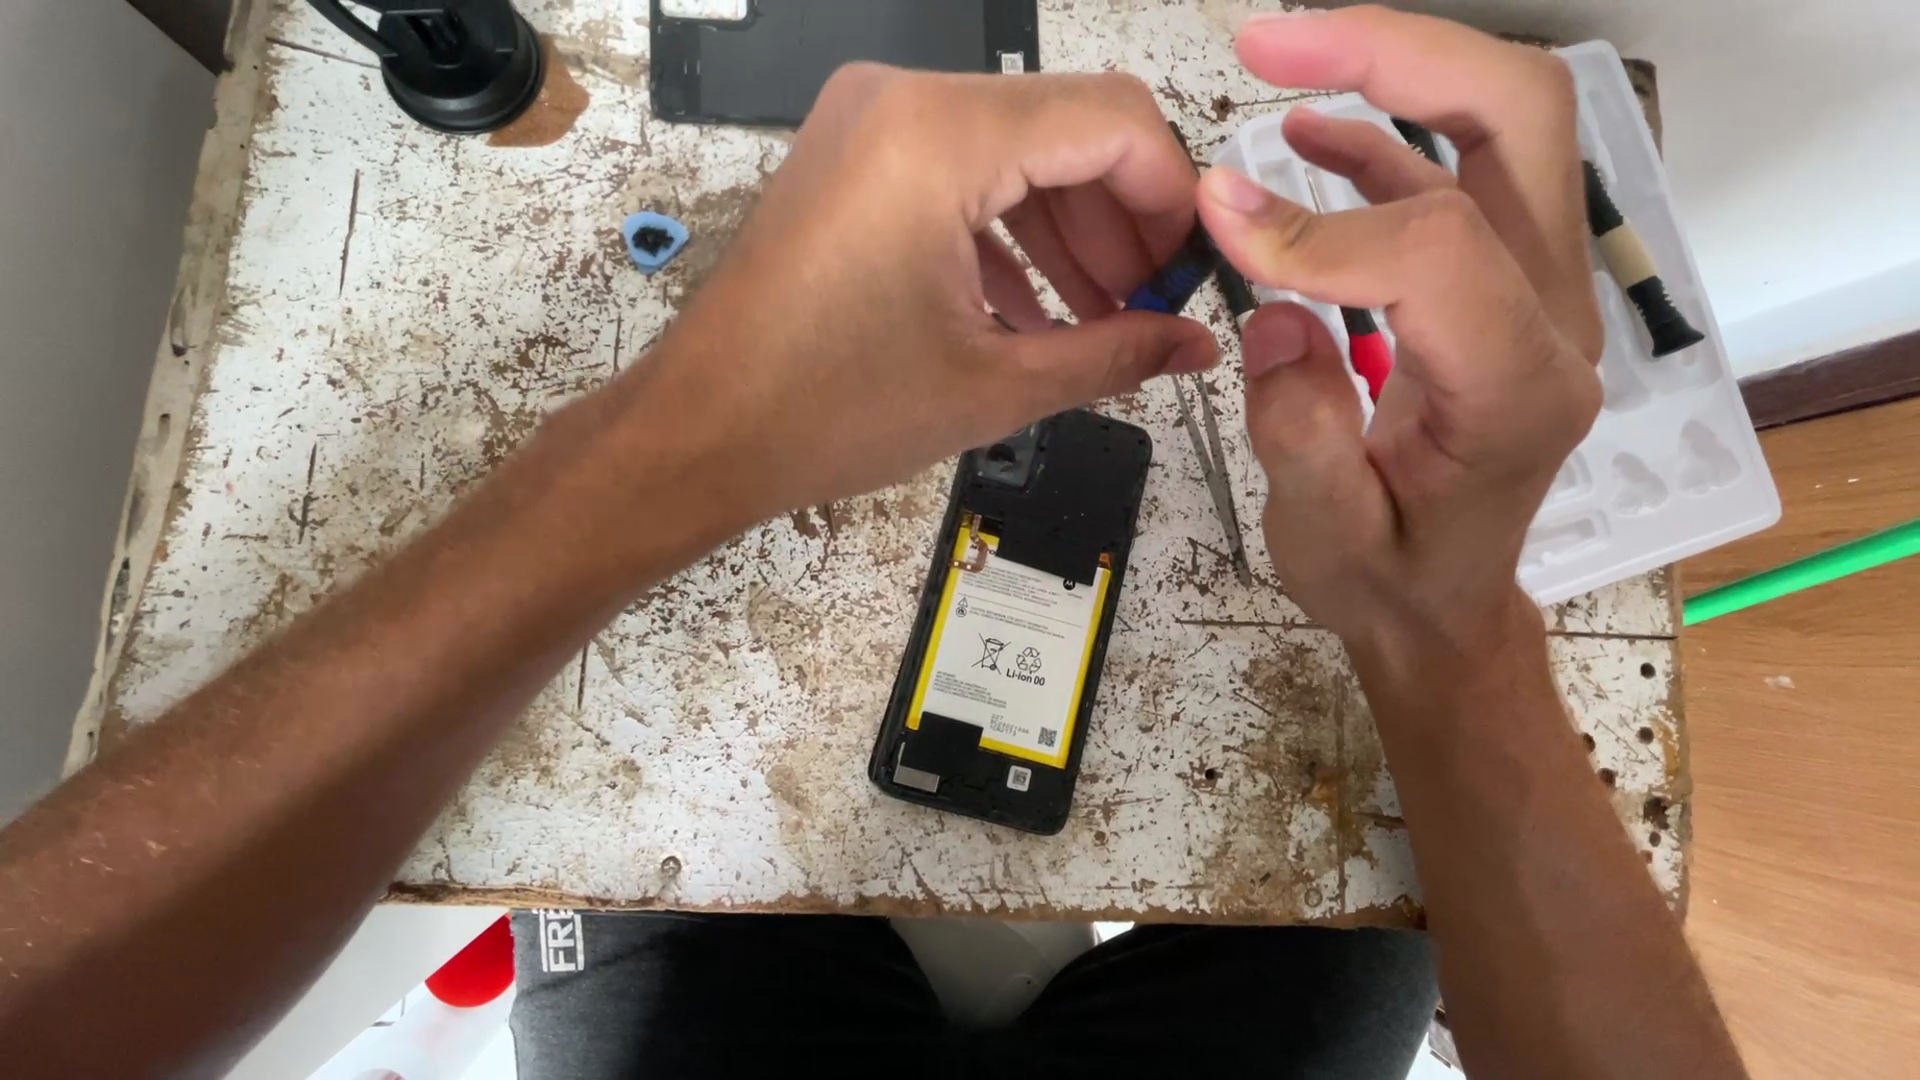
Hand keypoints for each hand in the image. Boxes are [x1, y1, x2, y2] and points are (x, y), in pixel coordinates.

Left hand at [636, 64, 1219, 520]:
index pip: (1112, 120)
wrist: (703, 435)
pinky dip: (1006, 241)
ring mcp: (868, 129)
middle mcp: (901, 104)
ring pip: (1013, 159)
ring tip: (1097, 325)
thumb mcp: (993, 389)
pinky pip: (958, 182)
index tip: (1189, 270)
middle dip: (1121, 224)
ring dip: (1067, 239)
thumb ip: (1111, 356)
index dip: (1172, 196)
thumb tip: (1191, 346)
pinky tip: (1033, 314)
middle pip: (1065, 132)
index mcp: (939, 140)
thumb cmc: (826, 414)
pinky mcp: (852, 167)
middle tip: (1147, 310)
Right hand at [1197, 7, 1603, 659]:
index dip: (1315, 229)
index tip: (1215, 222)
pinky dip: (1387, 135)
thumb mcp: (1323, 534)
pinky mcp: (1494, 294)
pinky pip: (1458, 180)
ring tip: (1276, 62)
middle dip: (1393, 58)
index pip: (1431, 250)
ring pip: (1498, 128)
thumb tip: (1270, 310)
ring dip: (1391, 72)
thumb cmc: (1382, 579)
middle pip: (1515, 121)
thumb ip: (1299, 432)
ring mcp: (1532, 295)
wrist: (1438, 605)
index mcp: (1514, 387)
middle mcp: (1549, 319)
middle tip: (1272, 44)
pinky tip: (1310, 134)